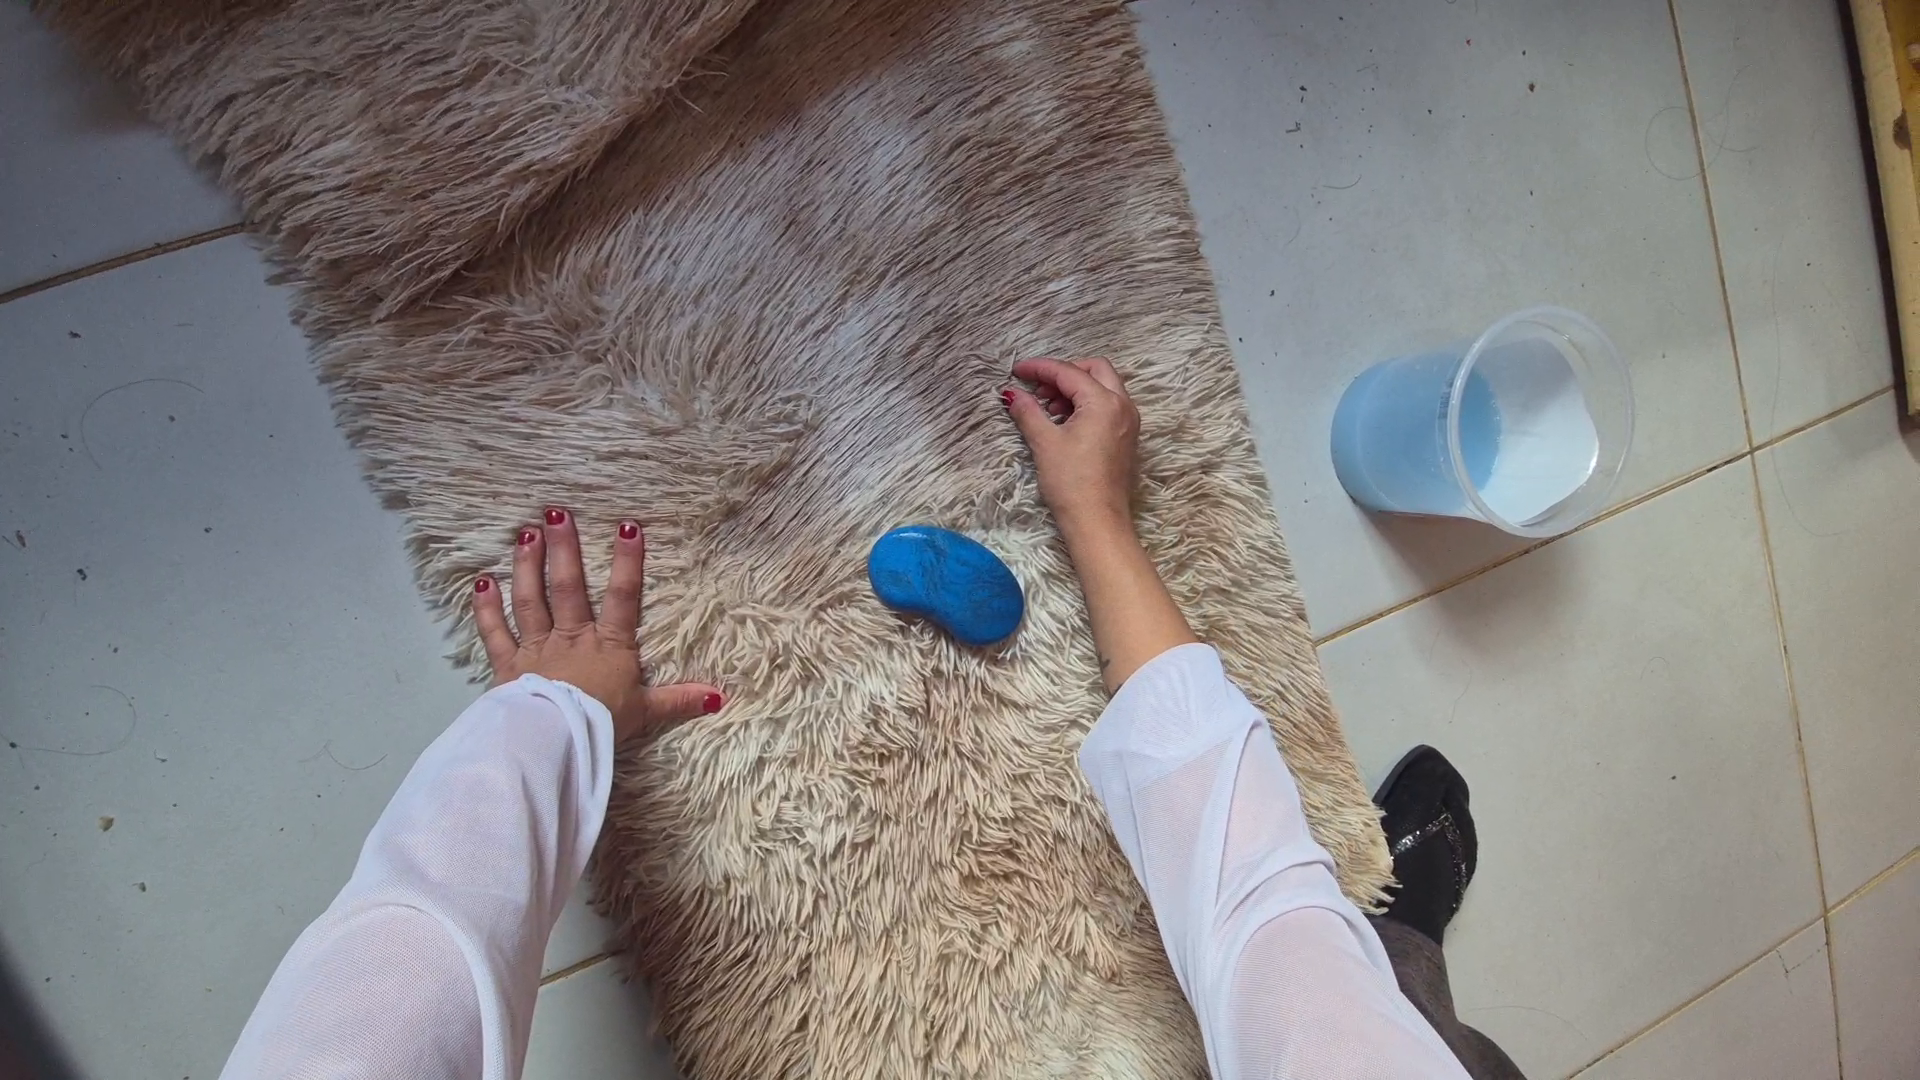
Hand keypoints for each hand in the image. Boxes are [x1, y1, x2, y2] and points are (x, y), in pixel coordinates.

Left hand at [472, 508, 722, 741]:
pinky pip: (496, 633)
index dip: (627, 561)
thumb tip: (719, 697)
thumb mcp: (646, 711)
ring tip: (525, 534)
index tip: (627, 526)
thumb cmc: (602, 723)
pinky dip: (487, 609)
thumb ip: (679, 699)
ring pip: (532, 600)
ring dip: (528, 566)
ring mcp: (538, 649)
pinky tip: (482, 583)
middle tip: (556, 514)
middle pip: (568, 588)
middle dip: (564, 549)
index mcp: (609, 645)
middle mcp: (573, 638)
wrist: (555, 743)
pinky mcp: (509, 666)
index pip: (622, 596)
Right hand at [1002, 357, 1139, 537]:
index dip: (1039, 368)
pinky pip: (1109, 406)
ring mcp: (1129, 421)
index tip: (1016, 371)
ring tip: (1049, 408)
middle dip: (1064, 373)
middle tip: (1039, 388)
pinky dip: (1087, 404)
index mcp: (1104, 402)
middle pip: (1095, 369)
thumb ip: (1028, 412)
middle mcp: (1123, 406)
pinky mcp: (1127, 437)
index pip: (1068, 372)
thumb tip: (1011, 393)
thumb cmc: (1071, 483)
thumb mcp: (1044, 443)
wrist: (1098, 521)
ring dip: (1076, 389)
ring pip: (1104, 387)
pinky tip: (1066, 422)